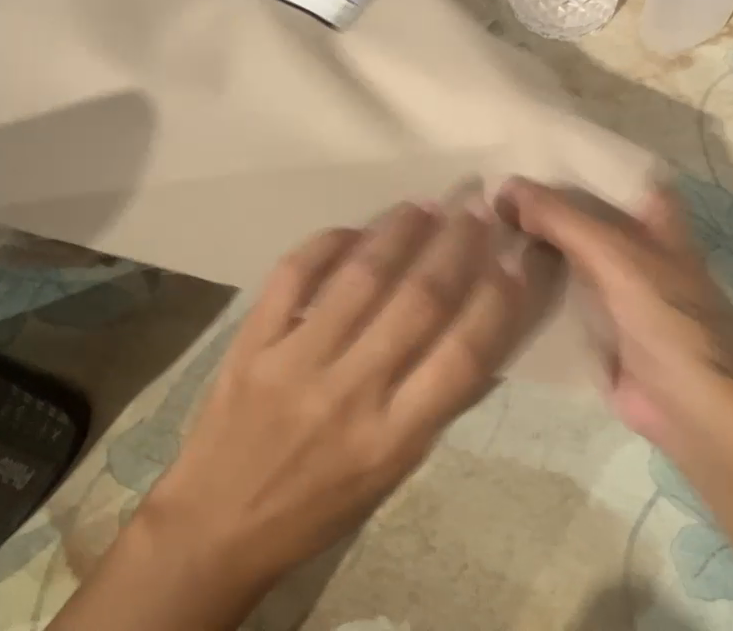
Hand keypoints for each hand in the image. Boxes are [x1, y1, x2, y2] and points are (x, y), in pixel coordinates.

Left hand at [139, 199, 548, 603]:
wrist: (214, 527)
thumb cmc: (317, 507)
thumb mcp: (392, 473)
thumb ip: (433, 403)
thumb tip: (478, 333)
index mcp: (393, 437)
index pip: (464, 356)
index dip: (498, 301)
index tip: (518, 260)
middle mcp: (350, 394)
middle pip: (418, 302)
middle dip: (456, 247)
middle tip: (477, 210)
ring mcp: (295, 363)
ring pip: (361, 278)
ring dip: (400, 232)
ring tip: (427, 205)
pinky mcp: (252, 343)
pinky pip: (293, 275)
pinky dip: (327, 243)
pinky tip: (355, 230)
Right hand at [497, 179, 732, 445]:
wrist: (691, 408)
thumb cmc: (668, 318)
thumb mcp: (617, 256)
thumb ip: (563, 219)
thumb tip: (506, 186)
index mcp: (656, 219)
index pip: (610, 175)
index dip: (571, 164)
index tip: (522, 154)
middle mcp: (636, 247)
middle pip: (583, 216)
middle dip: (541, 206)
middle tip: (485, 191)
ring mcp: (615, 289)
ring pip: (568, 256)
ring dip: (532, 246)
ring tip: (477, 227)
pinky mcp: (597, 326)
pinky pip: (559, 297)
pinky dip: (532, 287)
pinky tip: (490, 276)